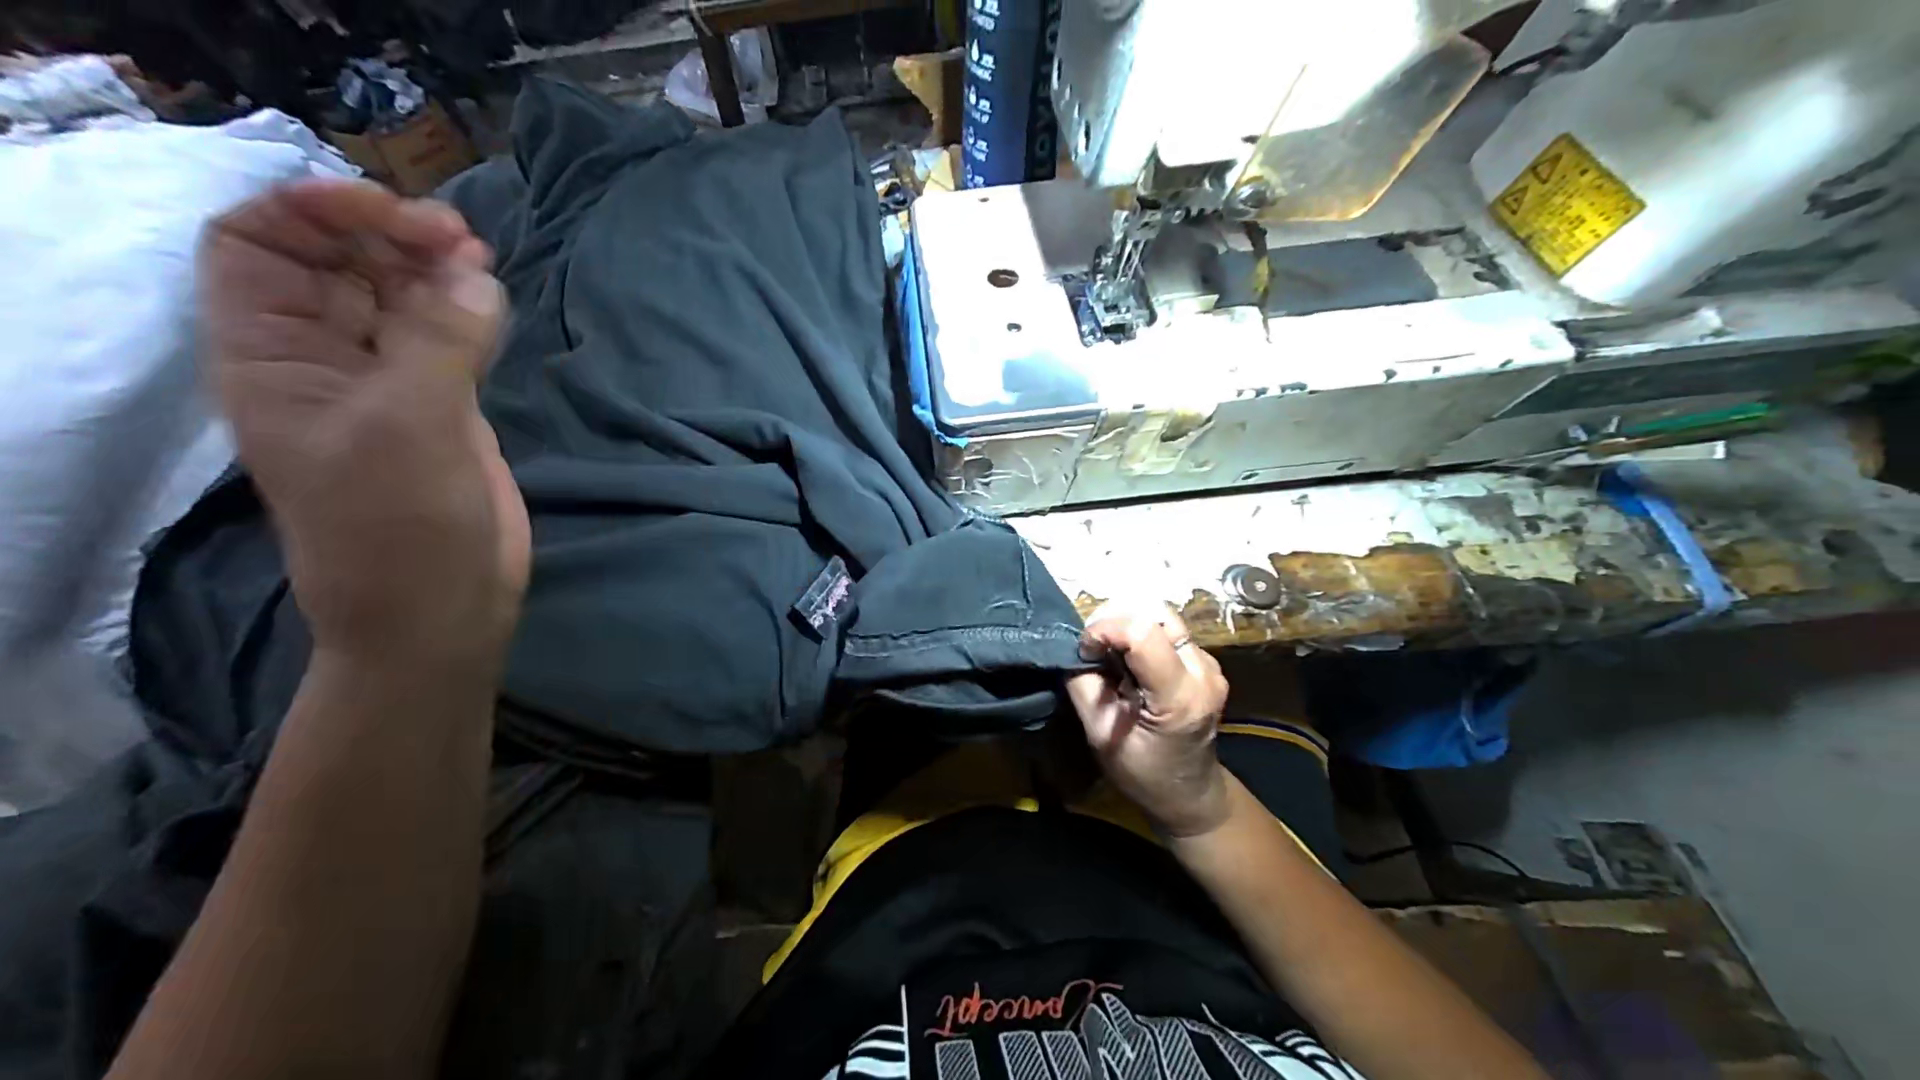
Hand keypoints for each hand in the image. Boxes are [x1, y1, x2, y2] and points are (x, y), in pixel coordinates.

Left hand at [199, 180, 528, 669]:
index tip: (392, 215)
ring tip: (481, 260)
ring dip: (434, 268)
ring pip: (399, 296)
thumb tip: (476, 272)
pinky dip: (468, 310)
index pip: (258, 247)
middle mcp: (323, 361)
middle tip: (458, 238)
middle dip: (388, 234)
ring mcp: (389, 384)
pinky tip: (492, 300)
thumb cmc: (398, 527)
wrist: (441, 608)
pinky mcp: (444, 407)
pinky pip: (447, 336)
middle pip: (336, 262)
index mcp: (272, 358)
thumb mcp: (407, 427)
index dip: (311, 212)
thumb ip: (438, 342)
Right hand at [1067, 605, 1230, 838]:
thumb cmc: (1143, 773)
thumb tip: (1073, 649)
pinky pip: (1170, 631)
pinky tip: (1131, 664)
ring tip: (1112, 655)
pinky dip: (1143, 636)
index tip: (1084, 649)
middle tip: (1095, 648)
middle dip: (1117, 622)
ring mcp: (1210, 665)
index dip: (1105, 629)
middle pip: (1156, 615)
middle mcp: (1203, 673)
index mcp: (1179, 697)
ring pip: (1163, 618)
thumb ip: (1084, 685)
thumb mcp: (1099, 734)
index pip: (1143, 633)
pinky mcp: (1207, 662)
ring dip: (1130, 627)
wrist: (1189, 794)